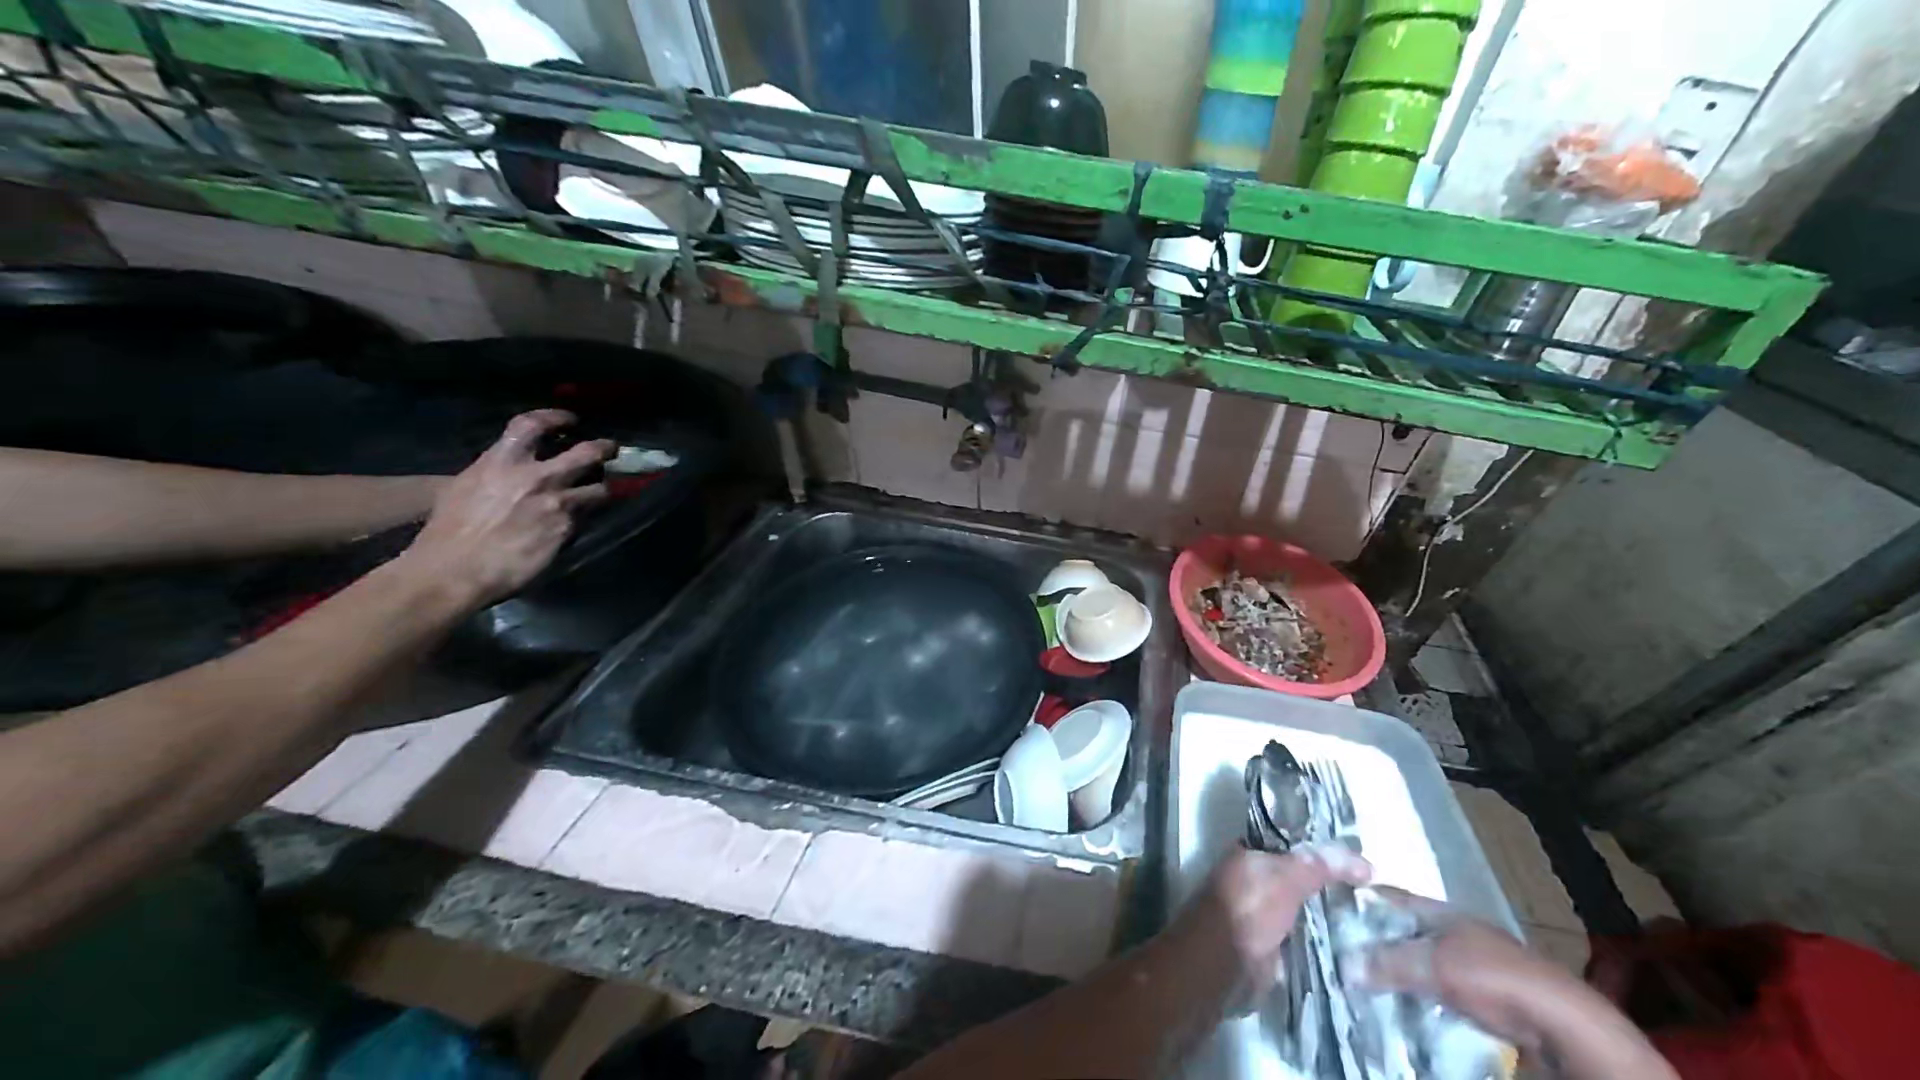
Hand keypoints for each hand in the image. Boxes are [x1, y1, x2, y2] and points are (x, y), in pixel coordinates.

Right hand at [394, 410, 611, 606]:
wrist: (457, 570)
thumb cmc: (447, 532)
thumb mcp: (463, 488)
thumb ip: (494, 474)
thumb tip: (508, 473)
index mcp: (501, 461)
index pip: (533, 425)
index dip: (555, 417)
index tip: (571, 419)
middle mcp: (536, 476)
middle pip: (586, 452)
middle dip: (604, 448)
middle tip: (610, 449)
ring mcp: (557, 502)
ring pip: (599, 488)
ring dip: (601, 489)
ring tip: (598, 493)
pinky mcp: (568, 529)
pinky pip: (588, 517)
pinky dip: (588, 517)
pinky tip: (582, 522)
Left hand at [1175, 846, 1373, 995]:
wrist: (1226, 963)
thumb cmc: (1248, 908)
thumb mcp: (1285, 877)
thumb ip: (1319, 865)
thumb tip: (1363, 862)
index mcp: (1248, 852)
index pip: (1291, 842)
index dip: (1323, 847)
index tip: (1362, 857)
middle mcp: (1254, 877)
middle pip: (1300, 875)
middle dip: (1333, 881)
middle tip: (1376, 888)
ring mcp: (1264, 911)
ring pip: (1306, 905)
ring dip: (1333, 910)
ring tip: (1376, 913)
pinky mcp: (1275, 943)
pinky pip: (1307, 933)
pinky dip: (1327, 936)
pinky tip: (1358, 940)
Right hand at [1358, 888, 1583, 1047]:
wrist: (1562, 1025)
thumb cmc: (1494, 979)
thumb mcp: (1434, 966)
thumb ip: (1388, 962)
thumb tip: (1343, 965)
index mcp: (1440, 911)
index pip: (1388, 897)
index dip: (1358, 900)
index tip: (1327, 912)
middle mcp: (1453, 930)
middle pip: (1400, 930)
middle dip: (1372, 941)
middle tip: (1339, 954)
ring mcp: (1469, 962)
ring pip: (1416, 959)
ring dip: (1393, 970)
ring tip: (1362, 982)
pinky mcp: (1481, 994)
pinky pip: (1433, 986)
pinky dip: (1414, 992)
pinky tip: (1399, 1004)